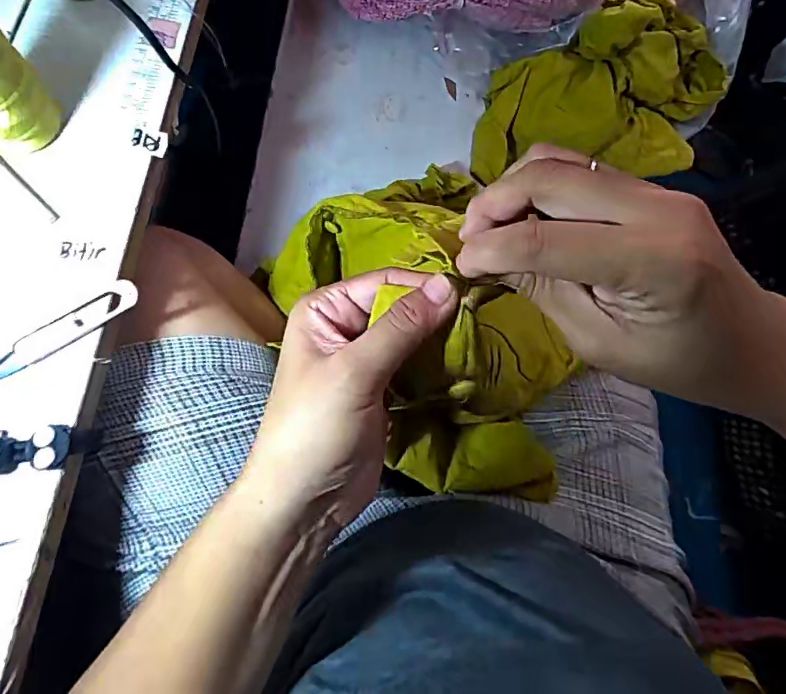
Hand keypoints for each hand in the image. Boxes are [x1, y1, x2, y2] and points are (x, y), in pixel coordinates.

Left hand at [240, 269, 458, 527]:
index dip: (423, 286)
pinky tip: (465, 368)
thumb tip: (448, 284)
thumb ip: (401, 327)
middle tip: (482, 320)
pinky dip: (437, 368)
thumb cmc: (315, 427)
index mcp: (324, 309)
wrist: (302, 502)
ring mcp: (363, 360)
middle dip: (436, 314)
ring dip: (441, 342)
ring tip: (481, 342)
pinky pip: (414, 367)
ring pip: (411, 338)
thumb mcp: (355, 371)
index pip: (382, 282)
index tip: (471, 295)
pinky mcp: (381, 391)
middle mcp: (343, 326)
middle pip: (399, 307)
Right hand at [455, 145, 776, 412]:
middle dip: (492, 204)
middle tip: (469, 238)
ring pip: (556, 160)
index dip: (490, 247)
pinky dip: (536, 183)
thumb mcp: (599, 343)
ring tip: (492, 223)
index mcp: (652, 261)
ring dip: (510, 187)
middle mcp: (656, 209)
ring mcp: (656, 189)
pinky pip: (575, 167)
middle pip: (545, 179)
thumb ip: (540, 290)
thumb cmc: (683, 363)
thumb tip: (483, 259)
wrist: (759, 343)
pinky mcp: (648, 185)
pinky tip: (524, 212)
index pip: (544, 238)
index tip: (460, 263)